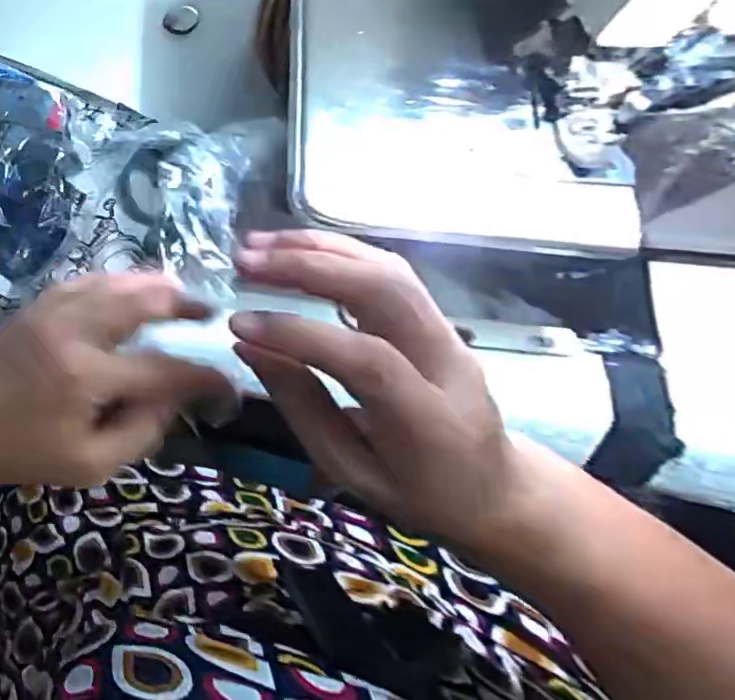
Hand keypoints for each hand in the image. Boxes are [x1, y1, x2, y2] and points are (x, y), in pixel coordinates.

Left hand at [0, 273, 238, 502]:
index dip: (203, 376)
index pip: (162, 368)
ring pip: (107, 282)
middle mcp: (69, 330)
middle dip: (179, 303)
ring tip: (176, 292)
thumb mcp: (92, 463)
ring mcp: (46, 312)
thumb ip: (142, 431)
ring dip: (145, 284)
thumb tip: (174, 399)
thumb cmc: (25, 453)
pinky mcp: (30, 308)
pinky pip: (78, 283)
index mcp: (86, 373)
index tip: (227, 382)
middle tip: (207, 310)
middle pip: (136, 301)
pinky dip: (108, 281)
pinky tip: (123, 288)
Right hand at [231, 230, 561, 552]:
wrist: (496, 488)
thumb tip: (246, 345)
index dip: (298, 333)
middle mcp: (446, 362)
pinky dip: (330, 248)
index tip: (238, 324)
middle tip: (243, 264)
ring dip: (314, 248)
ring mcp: (445, 331)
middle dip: (307, 267)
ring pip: (384, 268)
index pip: (367, 359)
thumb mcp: (350, 469)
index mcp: (430, 420)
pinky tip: (287, 246)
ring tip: (255, 246)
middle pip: (385, 291)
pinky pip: (383, 267)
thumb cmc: (417, 489)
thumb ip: (300, 405)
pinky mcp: (431, 314)